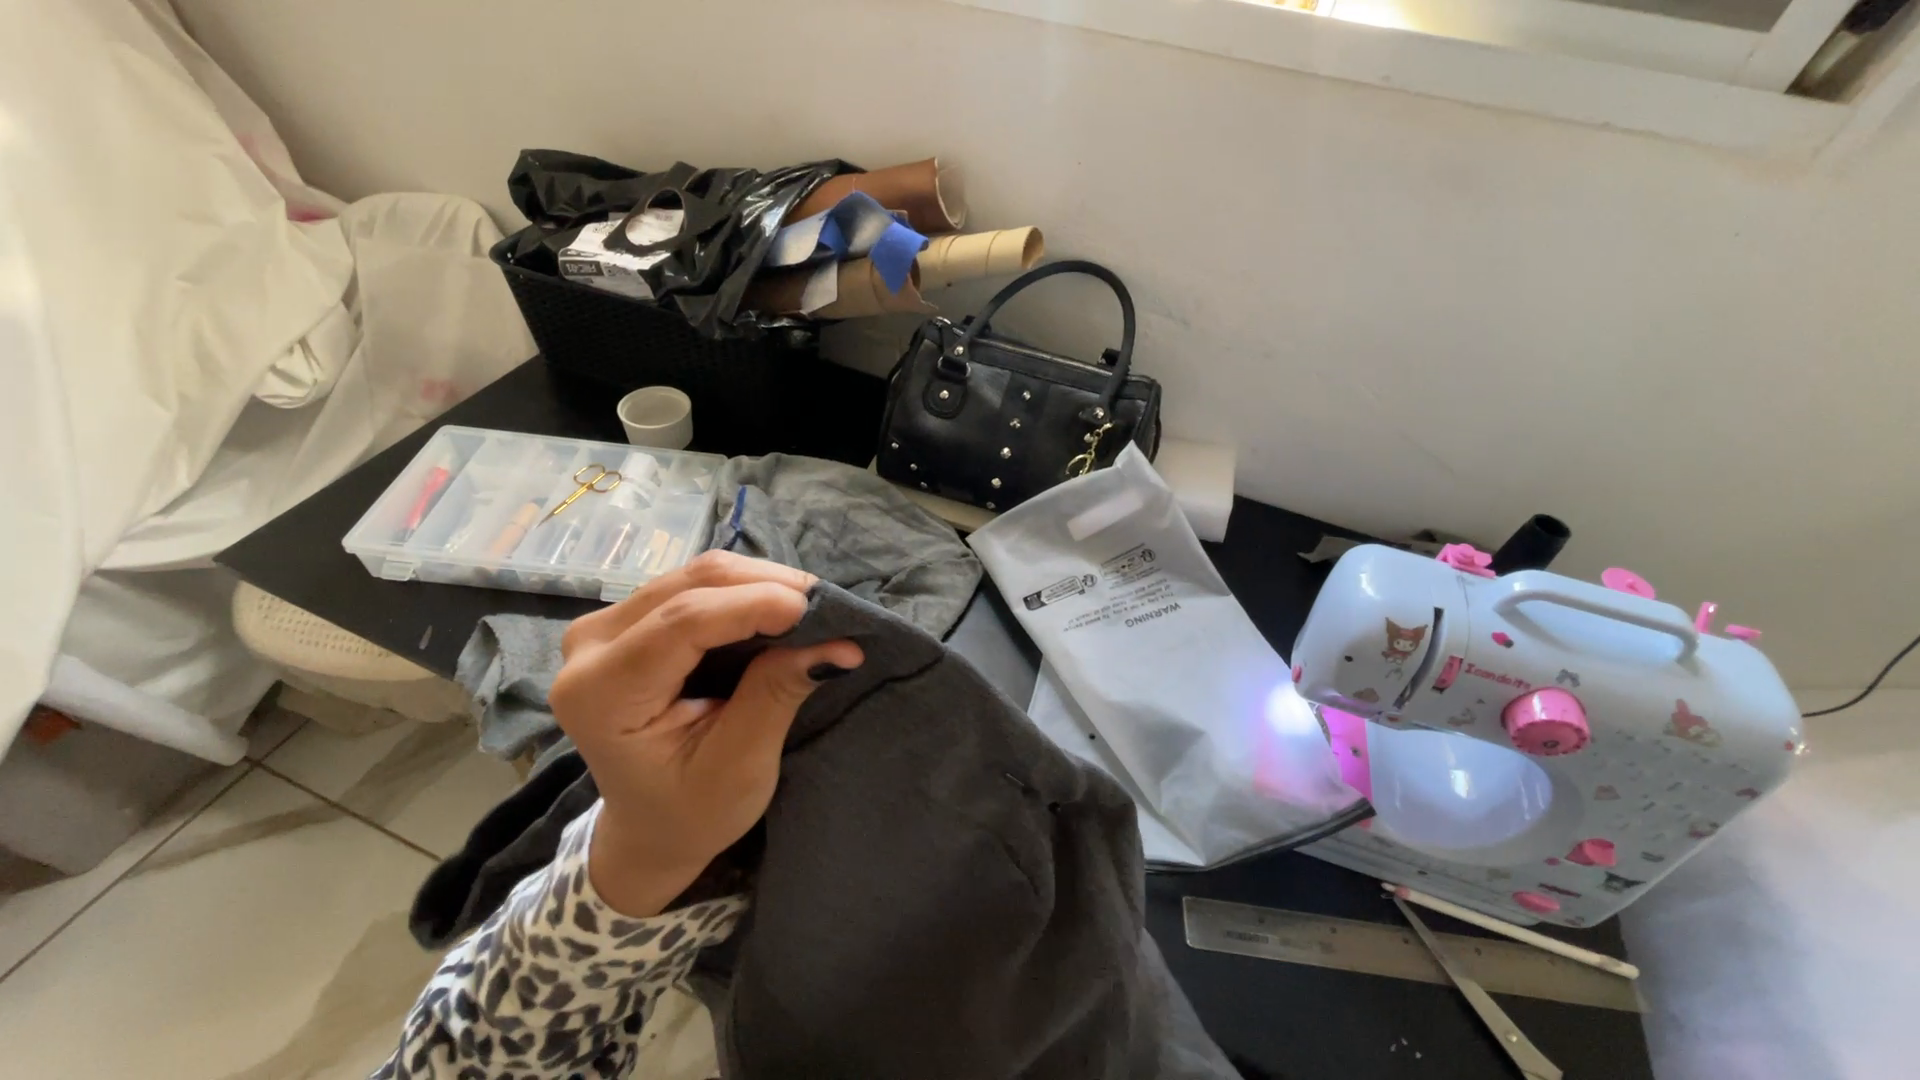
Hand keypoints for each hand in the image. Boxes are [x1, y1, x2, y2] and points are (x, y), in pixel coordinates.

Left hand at [550, 551, 862, 916]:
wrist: (652, 826)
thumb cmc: (691, 811)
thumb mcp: (739, 764)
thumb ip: (777, 694)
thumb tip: (840, 642)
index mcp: (600, 694)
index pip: (683, 622)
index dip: (755, 604)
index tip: (822, 611)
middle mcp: (588, 646)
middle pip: (690, 585)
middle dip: (766, 585)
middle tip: (830, 606)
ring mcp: (604, 626)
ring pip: (695, 576)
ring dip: (759, 583)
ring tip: (812, 608)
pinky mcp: (626, 620)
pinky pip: (693, 585)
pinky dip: (743, 590)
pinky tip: (778, 608)